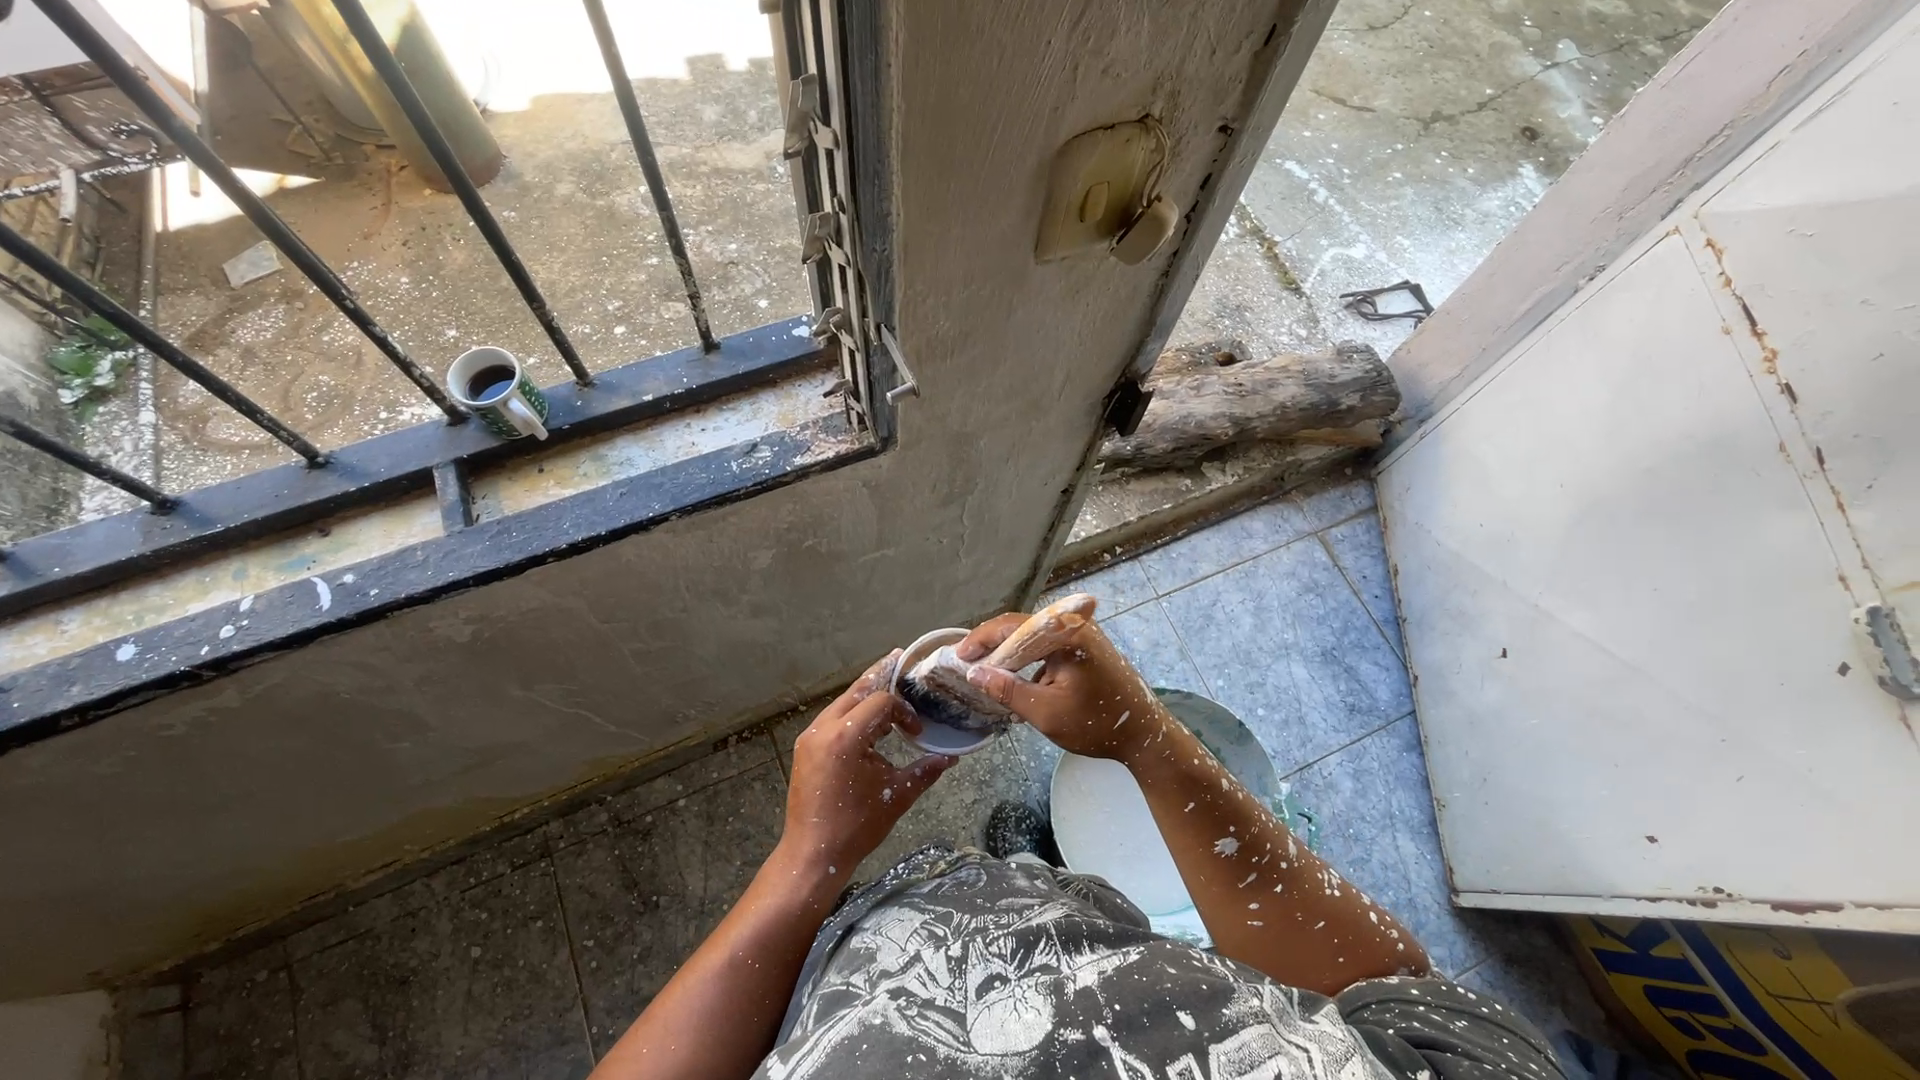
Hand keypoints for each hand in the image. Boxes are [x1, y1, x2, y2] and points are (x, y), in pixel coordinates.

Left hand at [780, 652, 955, 874]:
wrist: (812, 854)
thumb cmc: (856, 827)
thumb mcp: (897, 796)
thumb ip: (925, 771)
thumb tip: (952, 757)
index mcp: (845, 737)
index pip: (880, 702)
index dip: (903, 710)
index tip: (917, 732)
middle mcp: (823, 728)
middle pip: (857, 691)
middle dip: (881, 678)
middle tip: (901, 659)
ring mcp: (810, 737)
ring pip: (843, 703)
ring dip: (866, 697)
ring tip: (889, 690)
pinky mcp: (805, 748)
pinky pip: (832, 719)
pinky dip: (853, 714)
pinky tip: (868, 722)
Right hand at [956, 612, 1171, 762]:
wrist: (1144, 735)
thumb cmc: (1096, 724)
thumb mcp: (1044, 711)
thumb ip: (1006, 689)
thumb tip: (974, 673)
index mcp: (1065, 634)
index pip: (1012, 626)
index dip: (981, 640)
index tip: (959, 656)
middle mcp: (1075, 625)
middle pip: (1022, 626)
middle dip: (993, 643)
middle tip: (968, 662)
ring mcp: (1084, 635)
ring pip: (1035, 636)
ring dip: (1010, 651)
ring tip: (986, 669)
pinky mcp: (1088, 647)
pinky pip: (1049, 645)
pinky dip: (1029, 657)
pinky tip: (1016, 676)